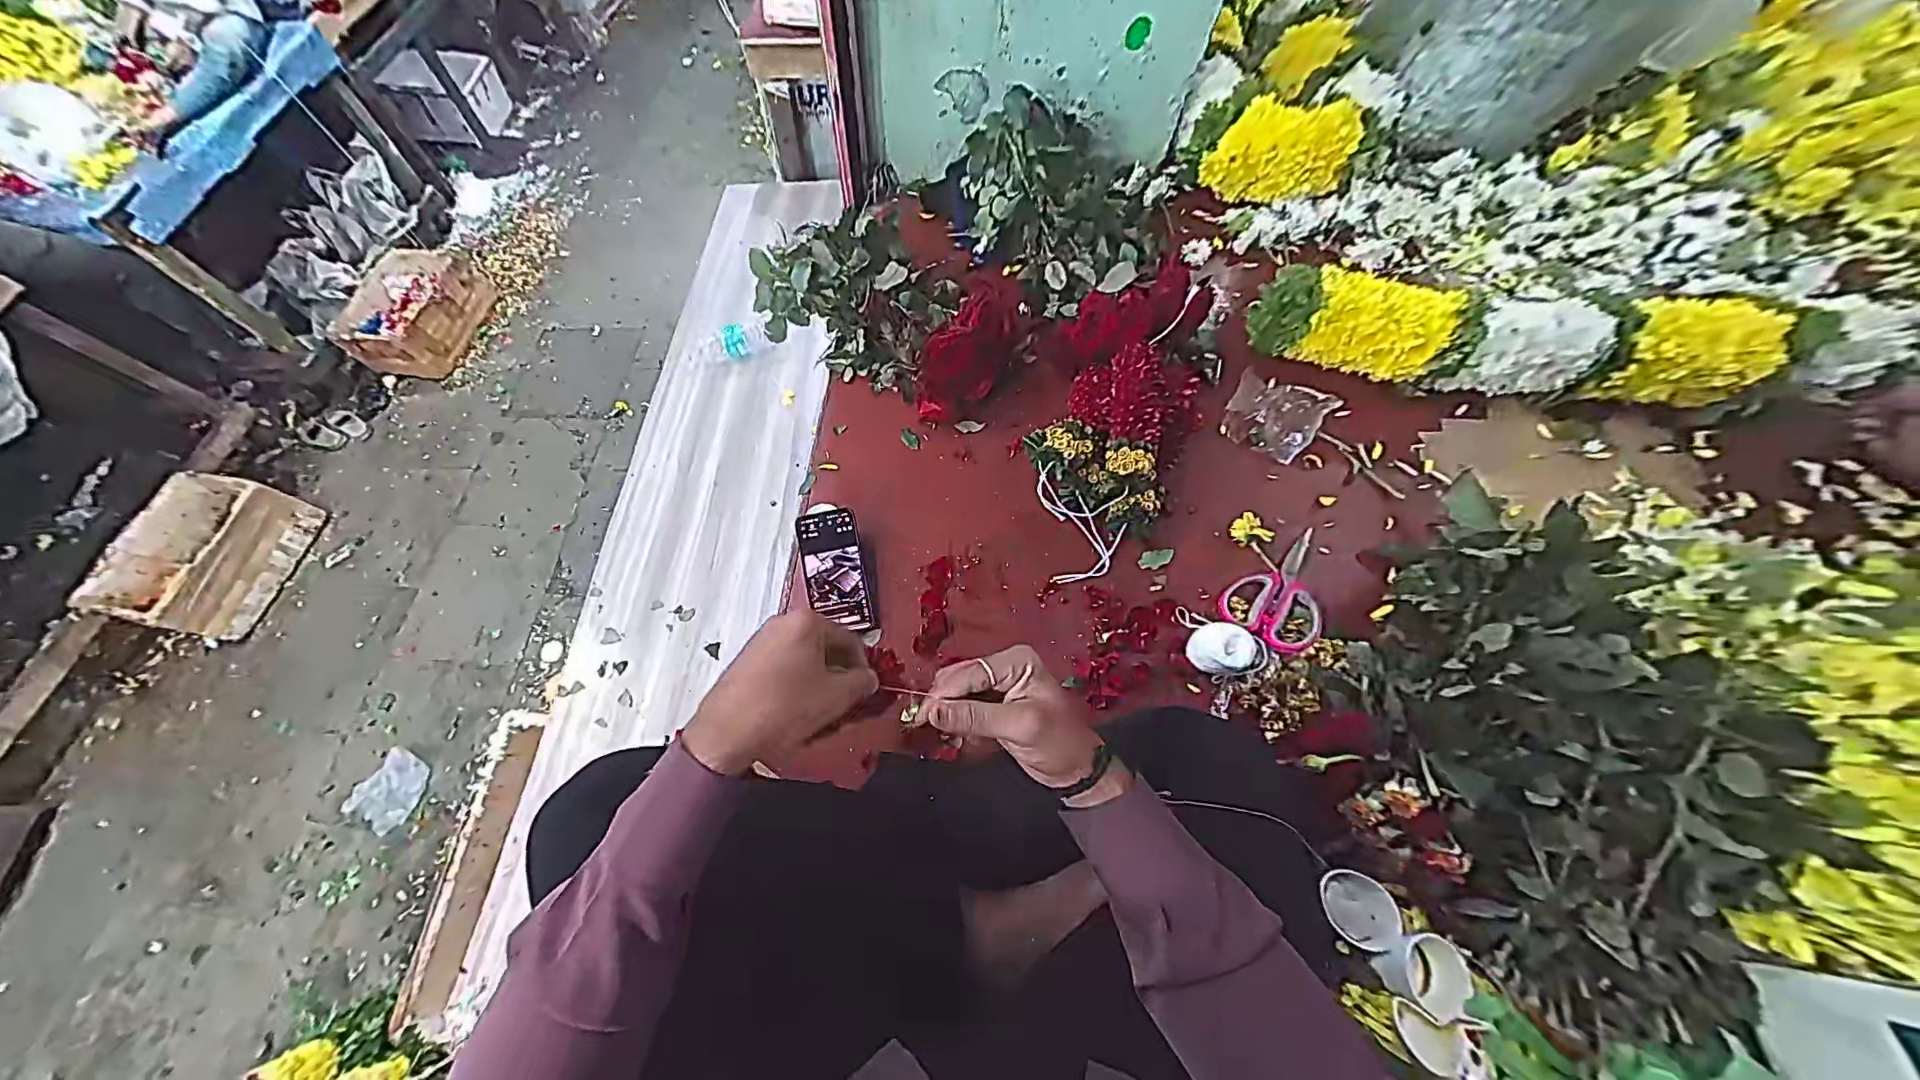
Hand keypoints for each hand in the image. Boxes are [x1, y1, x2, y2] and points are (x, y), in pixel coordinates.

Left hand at [680, 612, 878, 775]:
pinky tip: (797, 712)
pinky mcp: (747, 663)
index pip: (850, 639)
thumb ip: (862, 683)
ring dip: (818, 682)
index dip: (864, 665)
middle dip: (839, 674)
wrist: (726, 734)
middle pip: (825, 646)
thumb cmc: (778, 709)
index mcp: (805, 622)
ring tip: (822, 710)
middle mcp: (781, 624)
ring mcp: (761, 642)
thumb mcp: (837, 696)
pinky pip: (783, 669)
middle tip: (846, 699)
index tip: (866, 685)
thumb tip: (867, 680)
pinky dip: (796, 686)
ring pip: (804, 659)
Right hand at [922, 646, 1130, 803]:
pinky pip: (963, 708)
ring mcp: (998, 686)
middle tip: (925, 728)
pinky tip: (956, 738)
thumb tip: (933, 711)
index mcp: (1017, 661)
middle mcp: (1005, 667)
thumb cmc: (1059, 743)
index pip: (970, 672)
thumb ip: (975, 717)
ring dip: (947, 715)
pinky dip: (956, 723)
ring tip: (942, 735)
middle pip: (959, 680)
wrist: (1078, 769)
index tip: (922, 716)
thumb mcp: (1019, 727)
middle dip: (942, 703)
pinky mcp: (993, 706)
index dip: (944, 693)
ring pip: (957, 694)